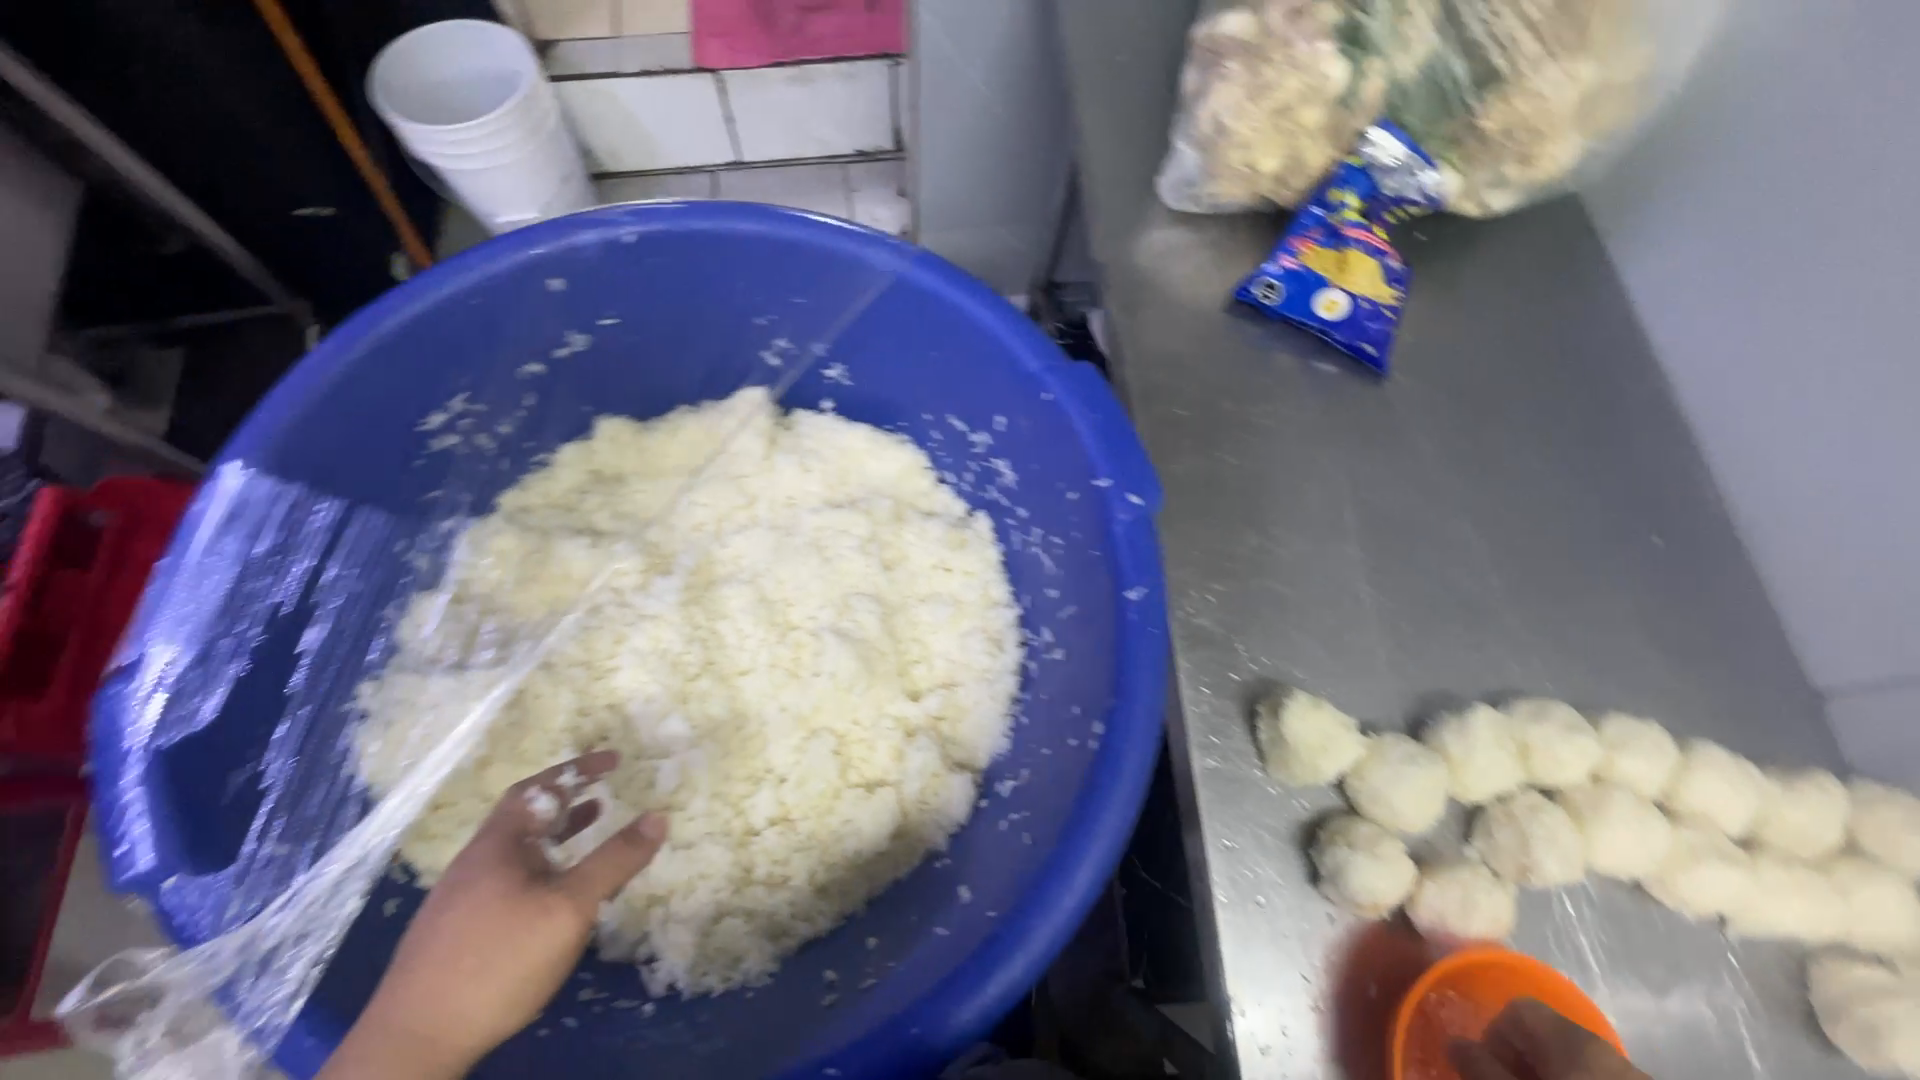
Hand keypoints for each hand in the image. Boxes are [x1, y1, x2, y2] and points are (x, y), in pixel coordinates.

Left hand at [320, 751, 666, 1079]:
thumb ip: (614, 861)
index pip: (538, 789)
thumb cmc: (498, 960)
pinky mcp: (457, 932)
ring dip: (555, 836)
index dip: (576, 770)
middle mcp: (475, 863)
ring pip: (517, 852)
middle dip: (566, 801)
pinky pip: (509, 880)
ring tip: (590, 831)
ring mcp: (461, 899)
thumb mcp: (570, 907)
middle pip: (523, 817)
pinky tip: (554, 897)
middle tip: (605, 793)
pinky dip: (542, 868)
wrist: (414, 1041)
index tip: (613, 760)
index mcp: (498, 845)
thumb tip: (658, 817)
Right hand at [1452, 998, 1649, 1079]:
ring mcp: (1631, 1077)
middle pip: (1546, 1041)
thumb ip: (1482, 1071)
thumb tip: (1455, 1042)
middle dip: (1521, 1066)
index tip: (1491, 1073)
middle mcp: (1604, 1050)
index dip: (1495, 1038)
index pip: (1519, 1010)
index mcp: (1572, 1039)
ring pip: (1573, 1069)